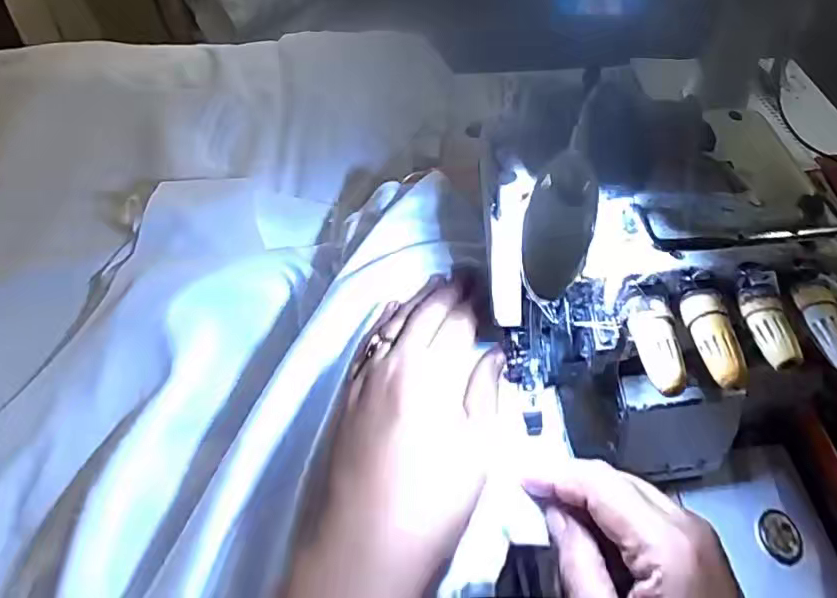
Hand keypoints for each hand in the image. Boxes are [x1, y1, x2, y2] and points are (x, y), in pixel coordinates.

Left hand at [287, 275, 504, 597]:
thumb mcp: (476, 450)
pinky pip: (365, 345)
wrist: (355, 560)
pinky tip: (389, 311)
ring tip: (436, 283)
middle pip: (424, 314)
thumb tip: (492, 354)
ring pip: (393, 323)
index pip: (457, 321)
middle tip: (468, 276)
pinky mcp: (343, 400)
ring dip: (417, 300)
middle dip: (449, 291)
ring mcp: (362, 381)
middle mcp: (392, 365)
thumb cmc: (429, 506)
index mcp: (429, 373)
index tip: (488, 286)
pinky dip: (382, 322)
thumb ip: (485, 393)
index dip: (475, 301)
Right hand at [523, 457, 741, 597]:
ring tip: (554, 511)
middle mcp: (690, 527)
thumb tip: (557, 516)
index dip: (560, 476)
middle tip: (533, 491)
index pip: (605, 484)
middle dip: (577, 484)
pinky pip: (651, 521)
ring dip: (596, 501)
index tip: (524, 475)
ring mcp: (700, 539)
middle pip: (623, 483)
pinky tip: (592, 537)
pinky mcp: (700, 555)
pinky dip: (618, 522)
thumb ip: (579, 565)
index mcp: (669, 543)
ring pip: (636, 498)